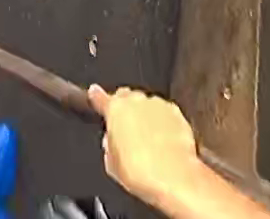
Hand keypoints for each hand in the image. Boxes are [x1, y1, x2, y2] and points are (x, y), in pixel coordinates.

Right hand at [86, 85, 206, 211]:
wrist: (174, 177)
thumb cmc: (142, 174)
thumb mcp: (112, 165)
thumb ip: (108, 144)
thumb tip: (111, 140)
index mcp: (115, 110)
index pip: (100, 97)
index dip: (96, 96)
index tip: (94, 92)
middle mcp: (136, 101)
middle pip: (126, 98)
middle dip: (125, 110)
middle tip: (127, 133)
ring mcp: (157, 104)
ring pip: (146, 105)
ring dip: (145, 118)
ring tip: (148, 144)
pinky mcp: (175, 112)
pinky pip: (164, 113)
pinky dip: (162, 124)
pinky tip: (163, 144)